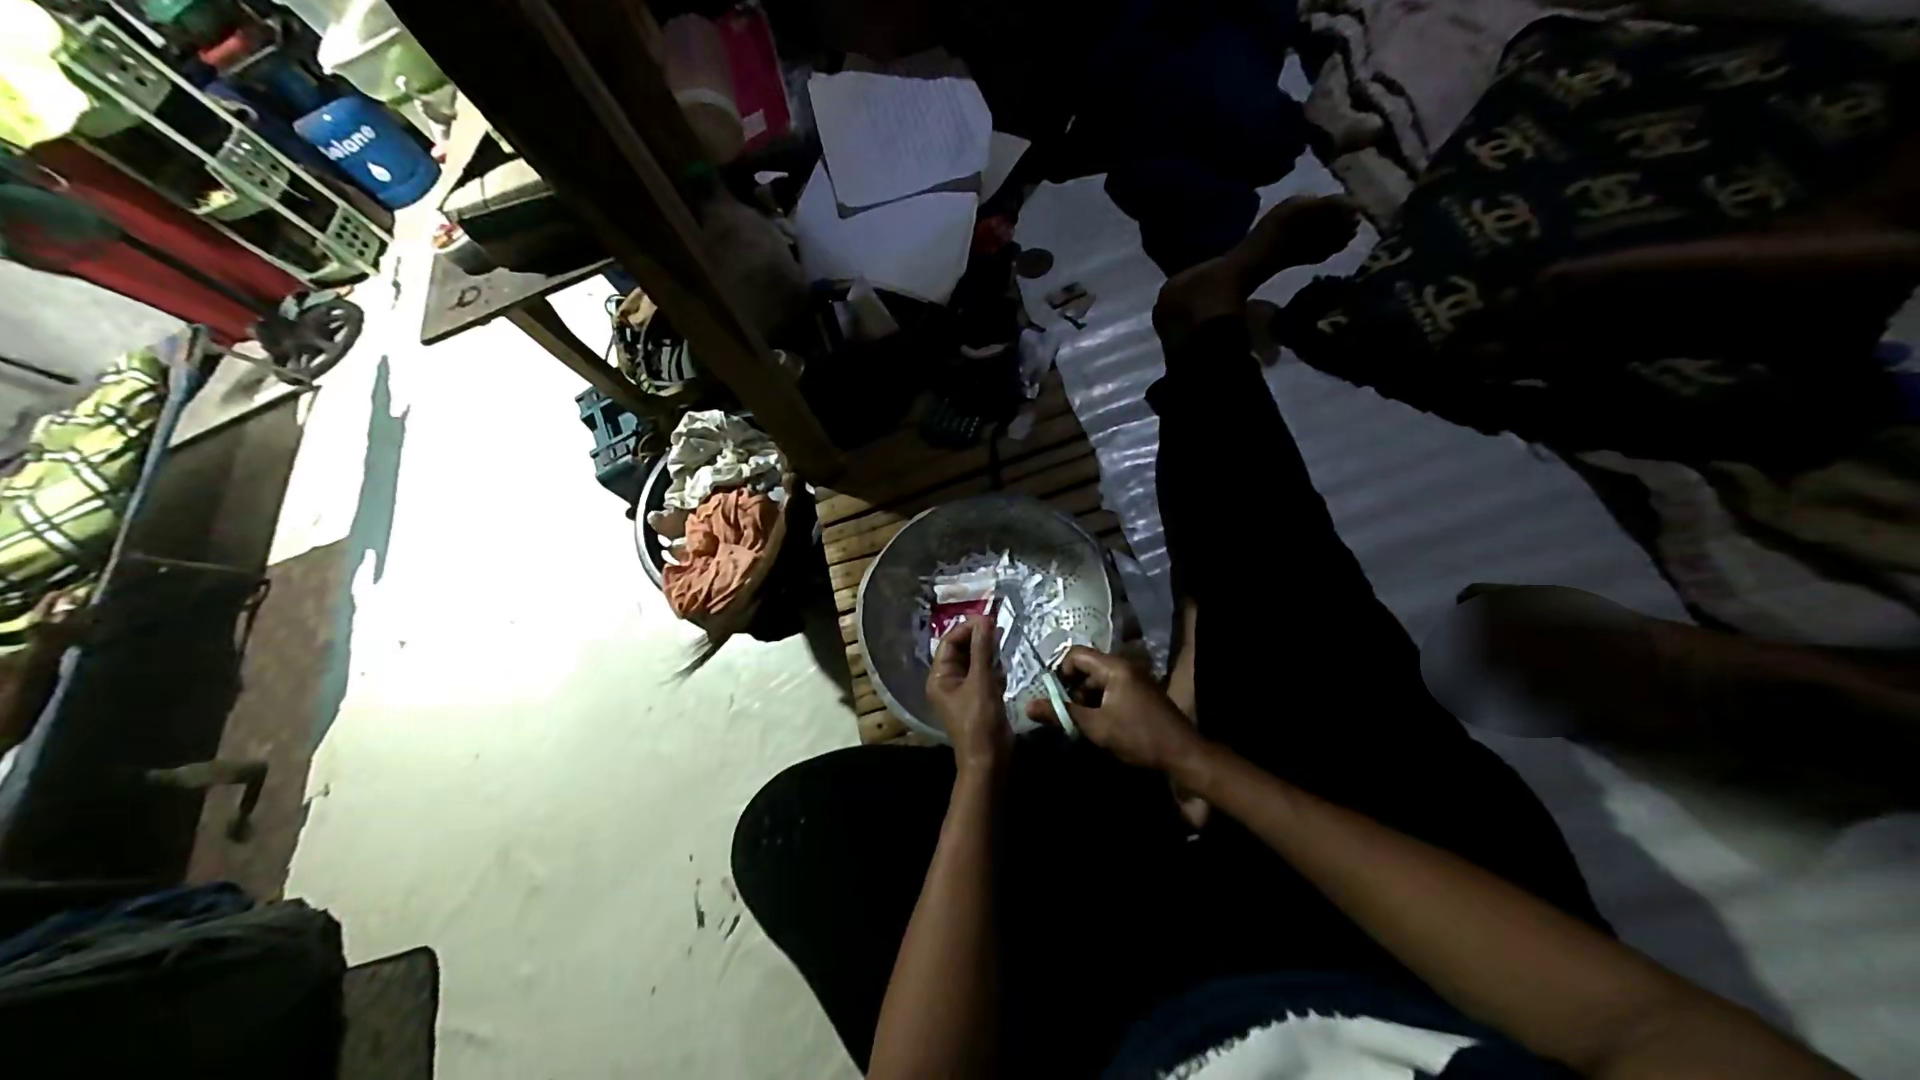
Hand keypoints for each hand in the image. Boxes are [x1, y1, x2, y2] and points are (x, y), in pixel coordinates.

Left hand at [926, 616, 1011, 775]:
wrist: (990, 759)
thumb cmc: (979, 720)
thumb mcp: (981, 681)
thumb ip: (982, 649)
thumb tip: (985, 620)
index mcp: (939, 677)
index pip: (949, 642)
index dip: (967, 628)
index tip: (989, 619)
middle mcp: (948, 681)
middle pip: (962, 650)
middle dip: (979, 639)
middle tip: (999, 629)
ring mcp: (964, 690)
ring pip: (975, 661)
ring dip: (988, 653)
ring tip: (1003, 647)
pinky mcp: (980, 698)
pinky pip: (985, 675)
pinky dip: (994, 669)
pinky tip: (1003, 670)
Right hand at [1025, 647, 1204, 772]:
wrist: (1182, 753)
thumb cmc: (1138, 736)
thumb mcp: (1095, 727)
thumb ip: (1061, 714)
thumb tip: (1027, 706)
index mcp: (1114, 667)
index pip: (1075, 654)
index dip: (1060, 672)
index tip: (1055, 696)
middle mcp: (1124, 666)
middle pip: (1086, 668)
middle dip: (1072, 690)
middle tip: (1067, 715)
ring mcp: (1134, 680)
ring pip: (1098, 682)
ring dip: (1086, 700)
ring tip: (1083, 724)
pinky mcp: (1139, 694)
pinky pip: (1111, 690)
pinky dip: (1100, 704)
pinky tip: (1100, 725)